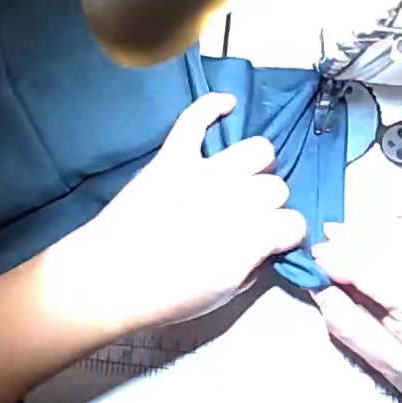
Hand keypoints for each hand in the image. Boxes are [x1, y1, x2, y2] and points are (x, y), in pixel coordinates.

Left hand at [40, 93, 307, 335]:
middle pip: (276, 187)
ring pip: (257, 149)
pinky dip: (212, 107)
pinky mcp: (172, 158)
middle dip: (266, 205)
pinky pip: (196, 119)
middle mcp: (238, 197)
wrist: (106, 279)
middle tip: (242, 219)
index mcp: (254, 236)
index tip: (269, 243)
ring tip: (234, 181)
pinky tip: (226, 105)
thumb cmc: (164, 297)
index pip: (294, 223)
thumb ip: (254, 265)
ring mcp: (204, 172)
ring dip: (252, 166)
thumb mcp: (222, 295)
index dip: (283, 236)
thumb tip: (265, 248)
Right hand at [310, 209, 401, 402]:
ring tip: (342, 235)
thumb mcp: (389, 366)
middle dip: (345, 243)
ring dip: (370, 230)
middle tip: (318, 248)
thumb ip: (349, 324)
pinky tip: (395, 215)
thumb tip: (317, 288)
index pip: (365, 267)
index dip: (331, 261)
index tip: (306, 259)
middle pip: (383, 244)